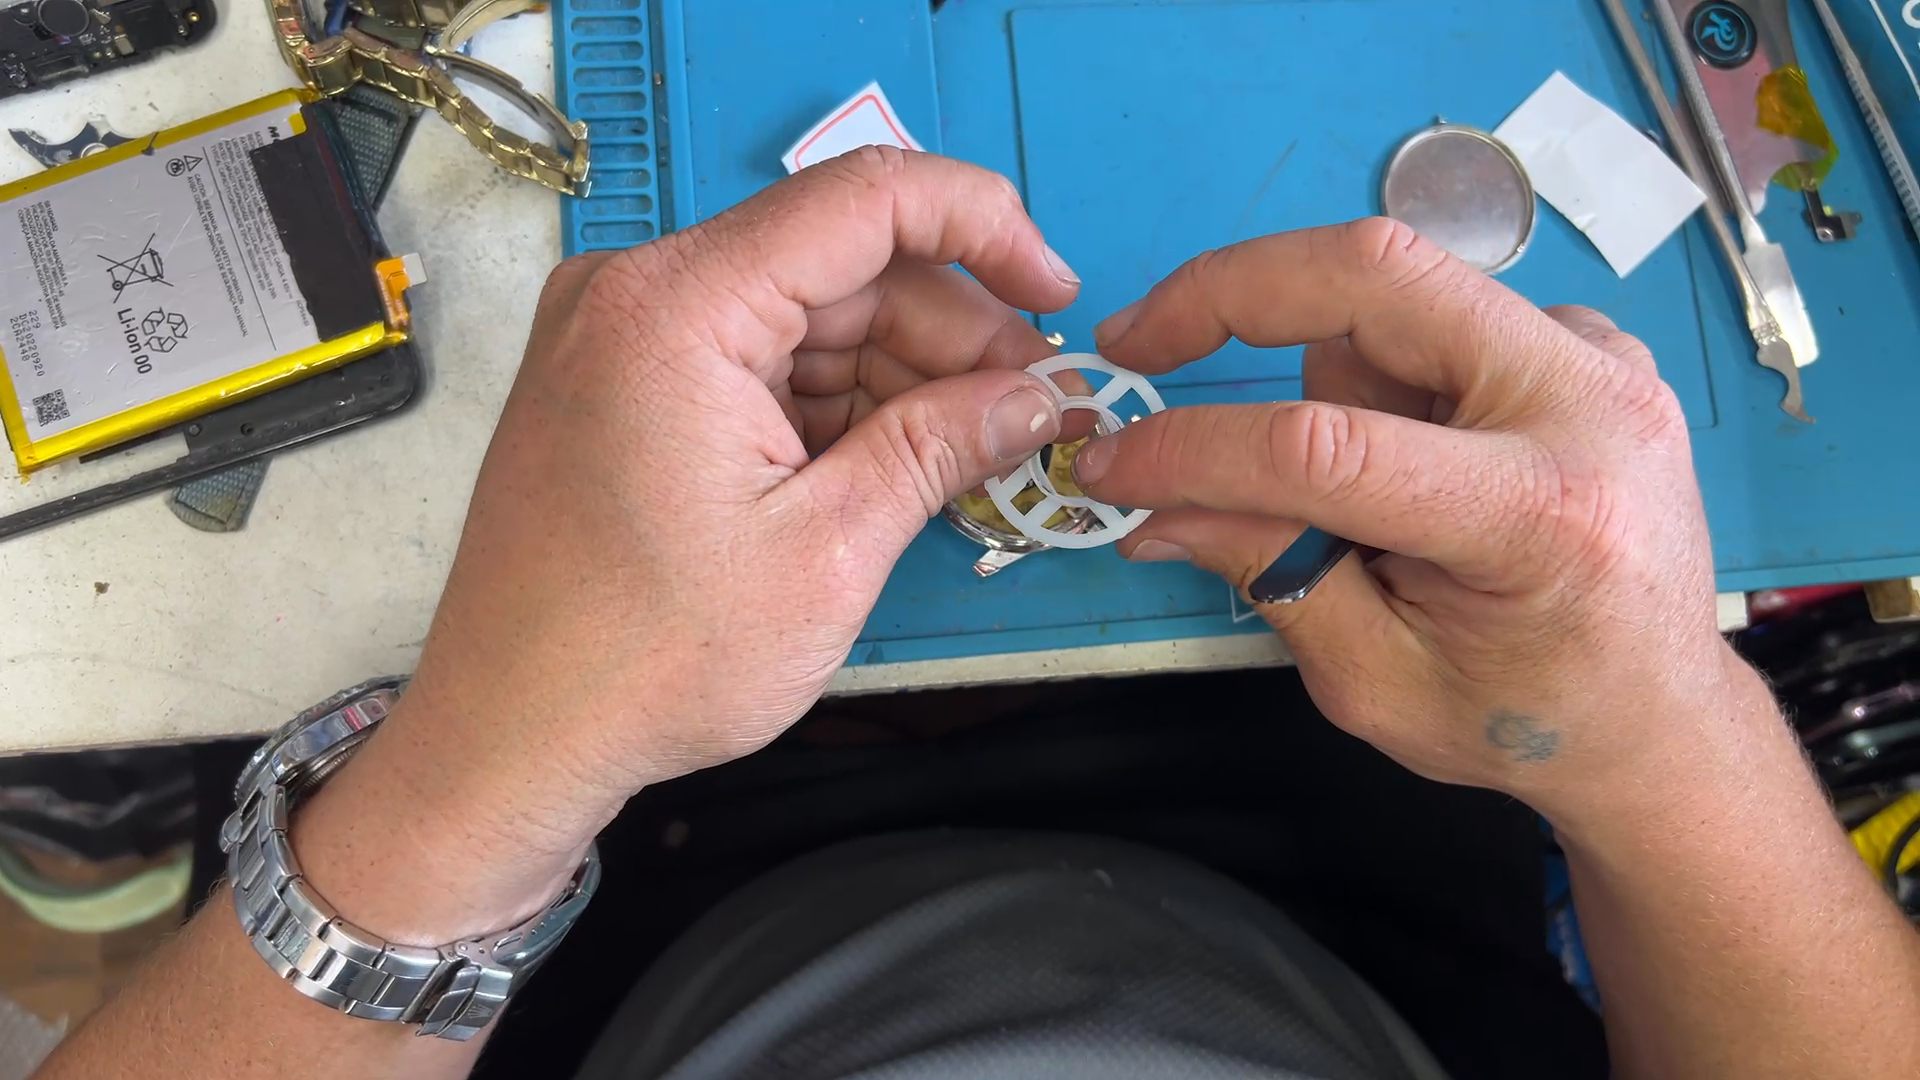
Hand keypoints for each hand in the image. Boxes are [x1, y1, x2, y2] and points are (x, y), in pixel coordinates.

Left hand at [294, 150, 1078, 933]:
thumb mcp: (829, 552)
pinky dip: (851, 408)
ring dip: (911, 379)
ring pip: (818, 325)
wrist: (516, 740)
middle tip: (1036, 406)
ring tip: (983, 444)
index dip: (983, 227)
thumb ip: (940, 449)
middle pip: (847, 272)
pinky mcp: (645, 393)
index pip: (866, 202)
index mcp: (682, 307)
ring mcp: (640, 343)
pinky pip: (775, 370)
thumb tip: (1040, 398)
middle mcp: (649, 295)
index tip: (1057, 290)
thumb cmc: (658, 660)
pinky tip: (908, 457)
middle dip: (957, 336)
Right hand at [1071, 219, 1764, 819]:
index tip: (1104, 465)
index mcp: (1537, 516)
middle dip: (1224, 294)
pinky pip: (1418, 316)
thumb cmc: (1511, 717)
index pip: (1320, 449)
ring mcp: (1590, 352)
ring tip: (1341, 489)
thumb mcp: (1365, 677)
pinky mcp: (1573, 341)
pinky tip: (1398, 453)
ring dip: (1312, 376)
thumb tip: (1146, 514)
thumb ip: (1261, 573)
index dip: (1188, 450)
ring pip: (1385, 294)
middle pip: (1373, 273)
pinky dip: (1361, 373)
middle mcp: (1581, 398)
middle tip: (1131, 342)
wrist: (1654, 715)